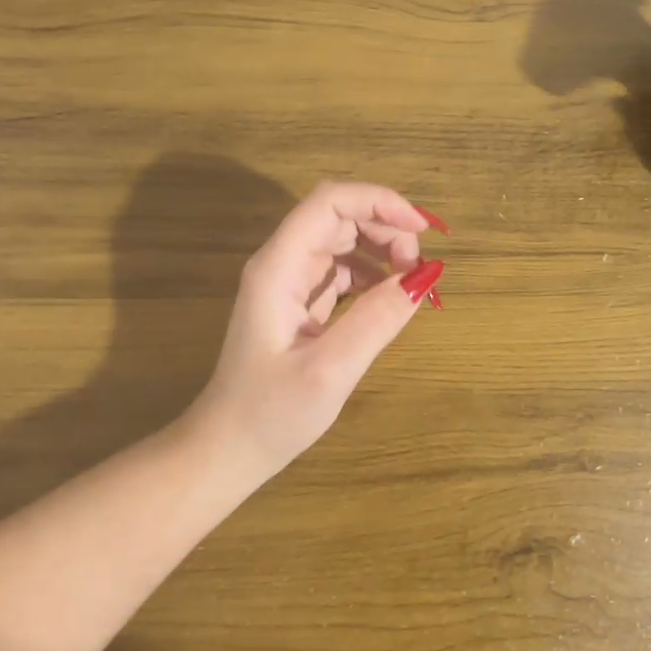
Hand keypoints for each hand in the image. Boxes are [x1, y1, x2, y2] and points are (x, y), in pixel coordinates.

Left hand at [188, 182, 445, 480]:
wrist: (227, 449)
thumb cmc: (270, 414)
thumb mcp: (330, 371)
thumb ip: (376, 320)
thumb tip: (424, 278)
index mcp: (279, 267)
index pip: (329, 201)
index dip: (379, 201)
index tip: (422, 229)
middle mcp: (282, 262)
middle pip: (339, 214)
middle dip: (386, 226)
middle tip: (419, 267)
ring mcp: (289, 281)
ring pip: (342, 238)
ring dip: (382, 247)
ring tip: (411, 281)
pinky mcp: (299, 301)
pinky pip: (340, 267)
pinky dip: (372, 272)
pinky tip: (390, 297)